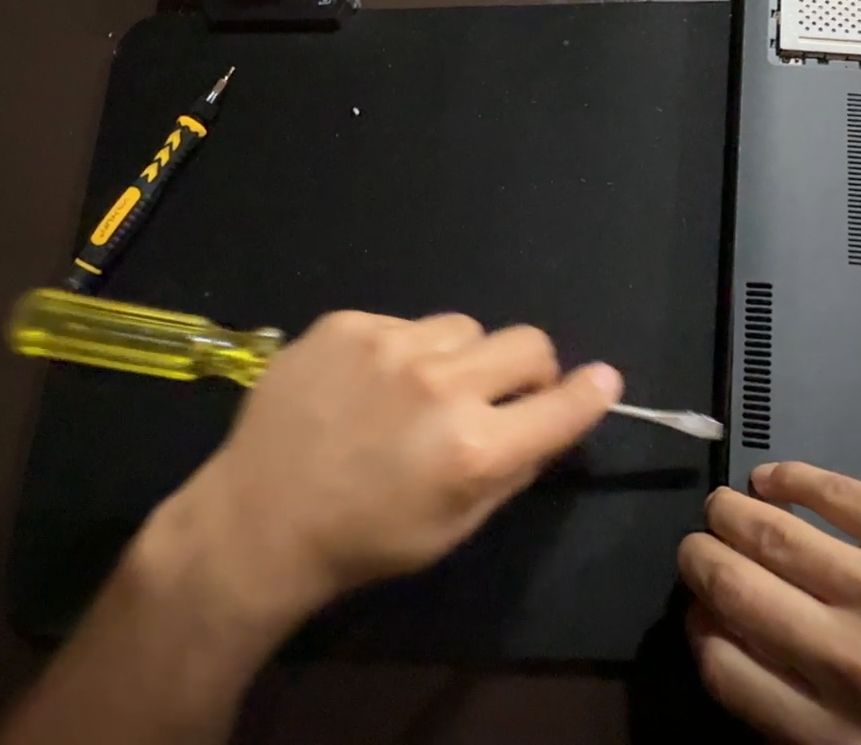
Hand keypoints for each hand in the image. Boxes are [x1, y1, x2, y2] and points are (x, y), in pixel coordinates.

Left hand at [143, 311, 622, 626]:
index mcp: (474, 448)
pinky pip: (405, 322)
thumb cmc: (366, 538)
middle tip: (496, 394)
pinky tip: (365, 383)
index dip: (592, 391)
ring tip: (415, 390)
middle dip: (527, 369)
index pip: (563, 404)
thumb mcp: (457, 525)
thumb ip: (517, 465)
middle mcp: (441, 385)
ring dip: (459, 357)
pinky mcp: (348, 323)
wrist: (259, 519)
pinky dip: (401, 350)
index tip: (601, 381)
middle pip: (528, 341)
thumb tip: (561, 413)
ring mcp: (390, 345)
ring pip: (464, 327)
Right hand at [679, 462, 860, 743]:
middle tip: (701, 548)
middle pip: (732, 587)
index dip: (699, 631)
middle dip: (699, 559)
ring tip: (725, 509)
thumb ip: (818, 728)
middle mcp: (856, 663)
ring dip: (728, 512)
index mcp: (848, 736)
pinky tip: (771, 481)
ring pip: (767, 529)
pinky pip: (827, 490)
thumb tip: (741, 654)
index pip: (726, 668)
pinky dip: (785, 480)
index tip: (702, 614)